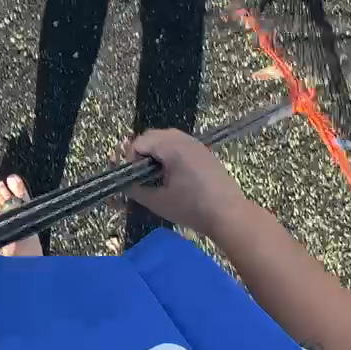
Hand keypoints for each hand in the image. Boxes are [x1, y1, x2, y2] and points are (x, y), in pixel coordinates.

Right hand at [120, 129, 254, 236]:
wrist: (227, 214)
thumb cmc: (191, 208)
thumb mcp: (157, 201)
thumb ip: (135, 189)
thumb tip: (122, 182)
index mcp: (172, 148)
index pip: (140, 142)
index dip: (129, 158)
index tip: (131, 177)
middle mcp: (184, 140)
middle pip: (152, 135)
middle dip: (140, 152)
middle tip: (138, 174)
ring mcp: (196, 144)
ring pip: (166, 137)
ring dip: (154, 151)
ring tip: (153, 173)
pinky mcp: (203, 152)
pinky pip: (179, 143)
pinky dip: (168, 152)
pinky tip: (171, 173)